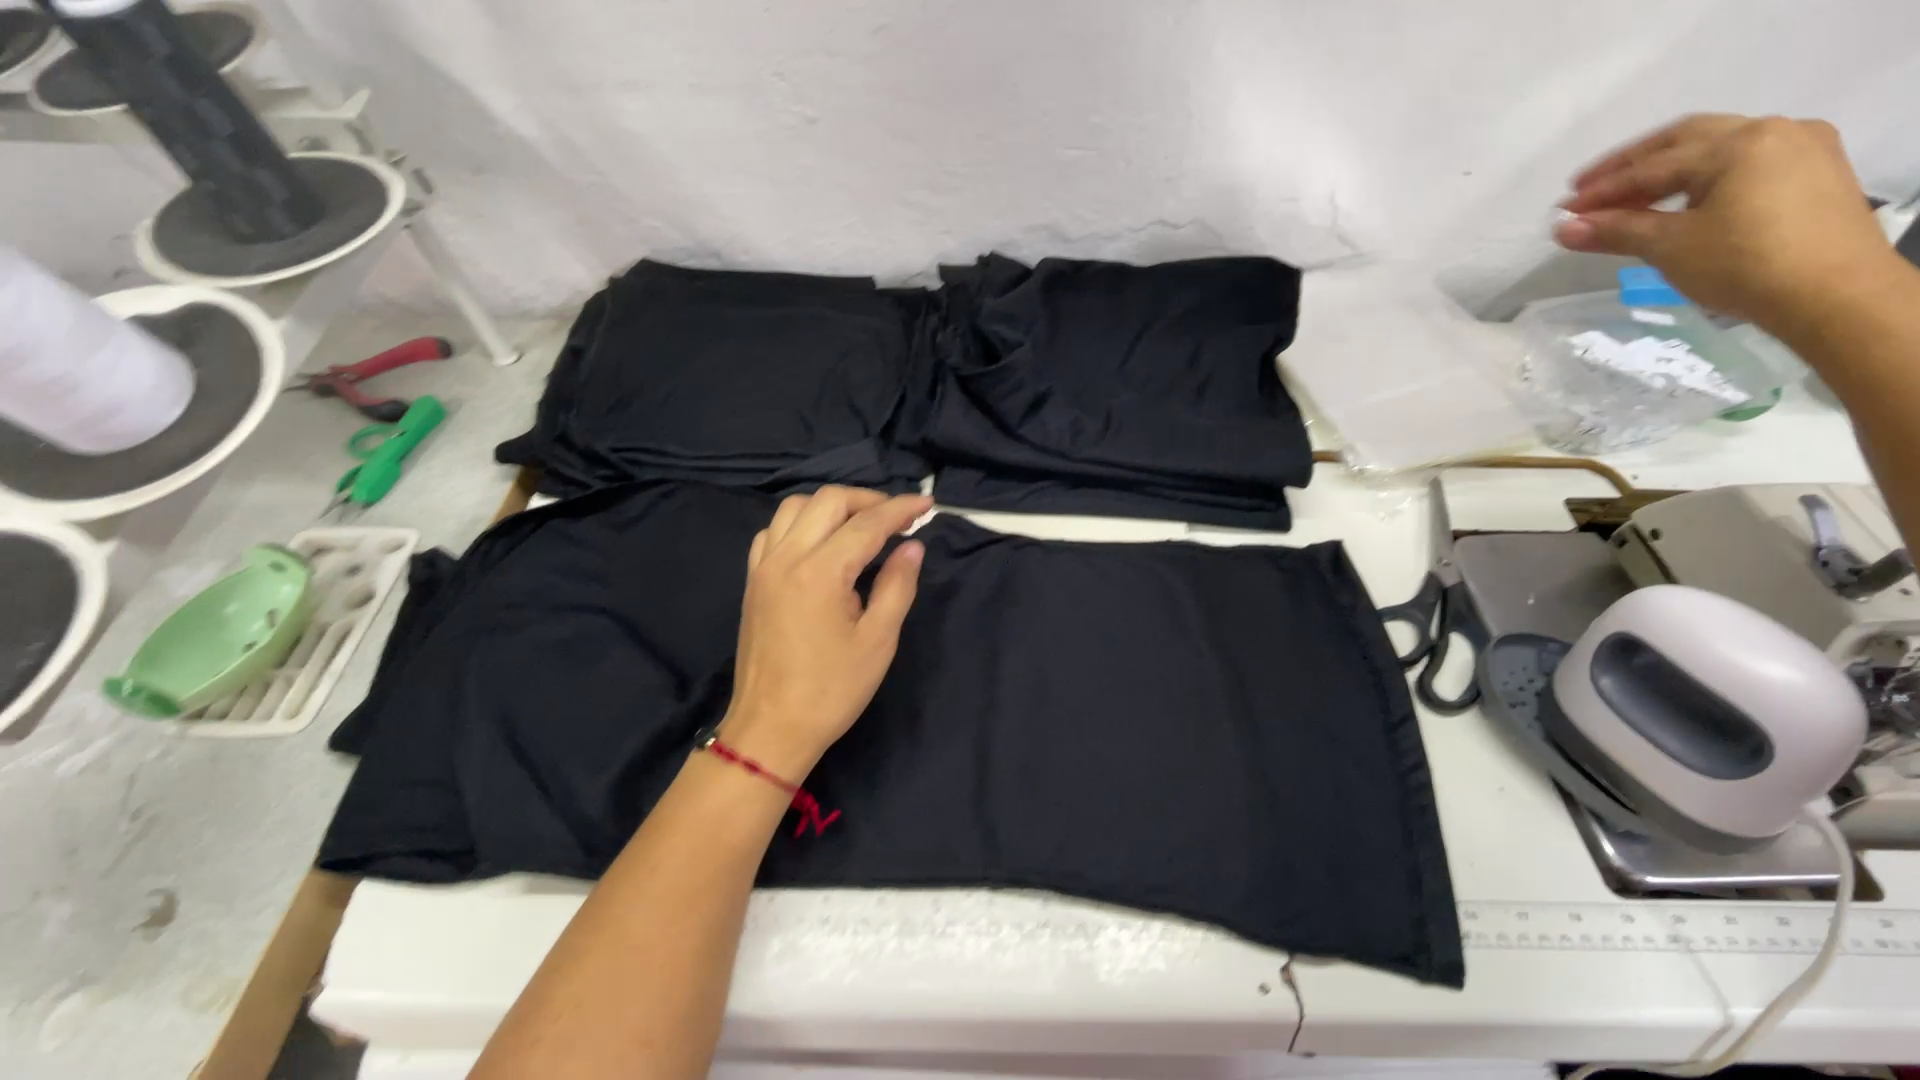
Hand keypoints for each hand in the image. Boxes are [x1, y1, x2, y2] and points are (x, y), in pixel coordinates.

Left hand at [718, 486, 932, 778]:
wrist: (772, 727)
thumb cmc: (832, 690)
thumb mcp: (878, 641)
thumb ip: (898, 586)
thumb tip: (911, 547)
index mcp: (820, 572)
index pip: (867, 523)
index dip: (900, 510)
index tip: (927, 505)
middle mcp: (787, 558)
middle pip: (828, 501)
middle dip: (868, 500)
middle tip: (898, 519)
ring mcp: (764, 567)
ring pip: (796, 507)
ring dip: (832, 507)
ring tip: (861, 526)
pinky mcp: (753, 580)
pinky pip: (774, 531)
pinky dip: (801, 523)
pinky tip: (820, 542)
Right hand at [1555, 114, 1896, 332]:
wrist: (1835, 296)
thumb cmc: (1746, 265)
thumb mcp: (1670, 246)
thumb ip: (1616, 230)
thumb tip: (1563, 228)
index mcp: (1739, 143)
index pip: (1653, 166)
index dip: (1603, 190)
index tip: (1564, 210)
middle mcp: (1774, 131)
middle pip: (1685, 141)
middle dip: (1632, 166)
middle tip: (1588, 190)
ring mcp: (1802, 149)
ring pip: (1717, 150)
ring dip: (1667, 171)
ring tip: (1629, 199)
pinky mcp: (1816, 174)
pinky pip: (1745, 165)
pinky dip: (1704, 179)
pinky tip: (1683, 202)